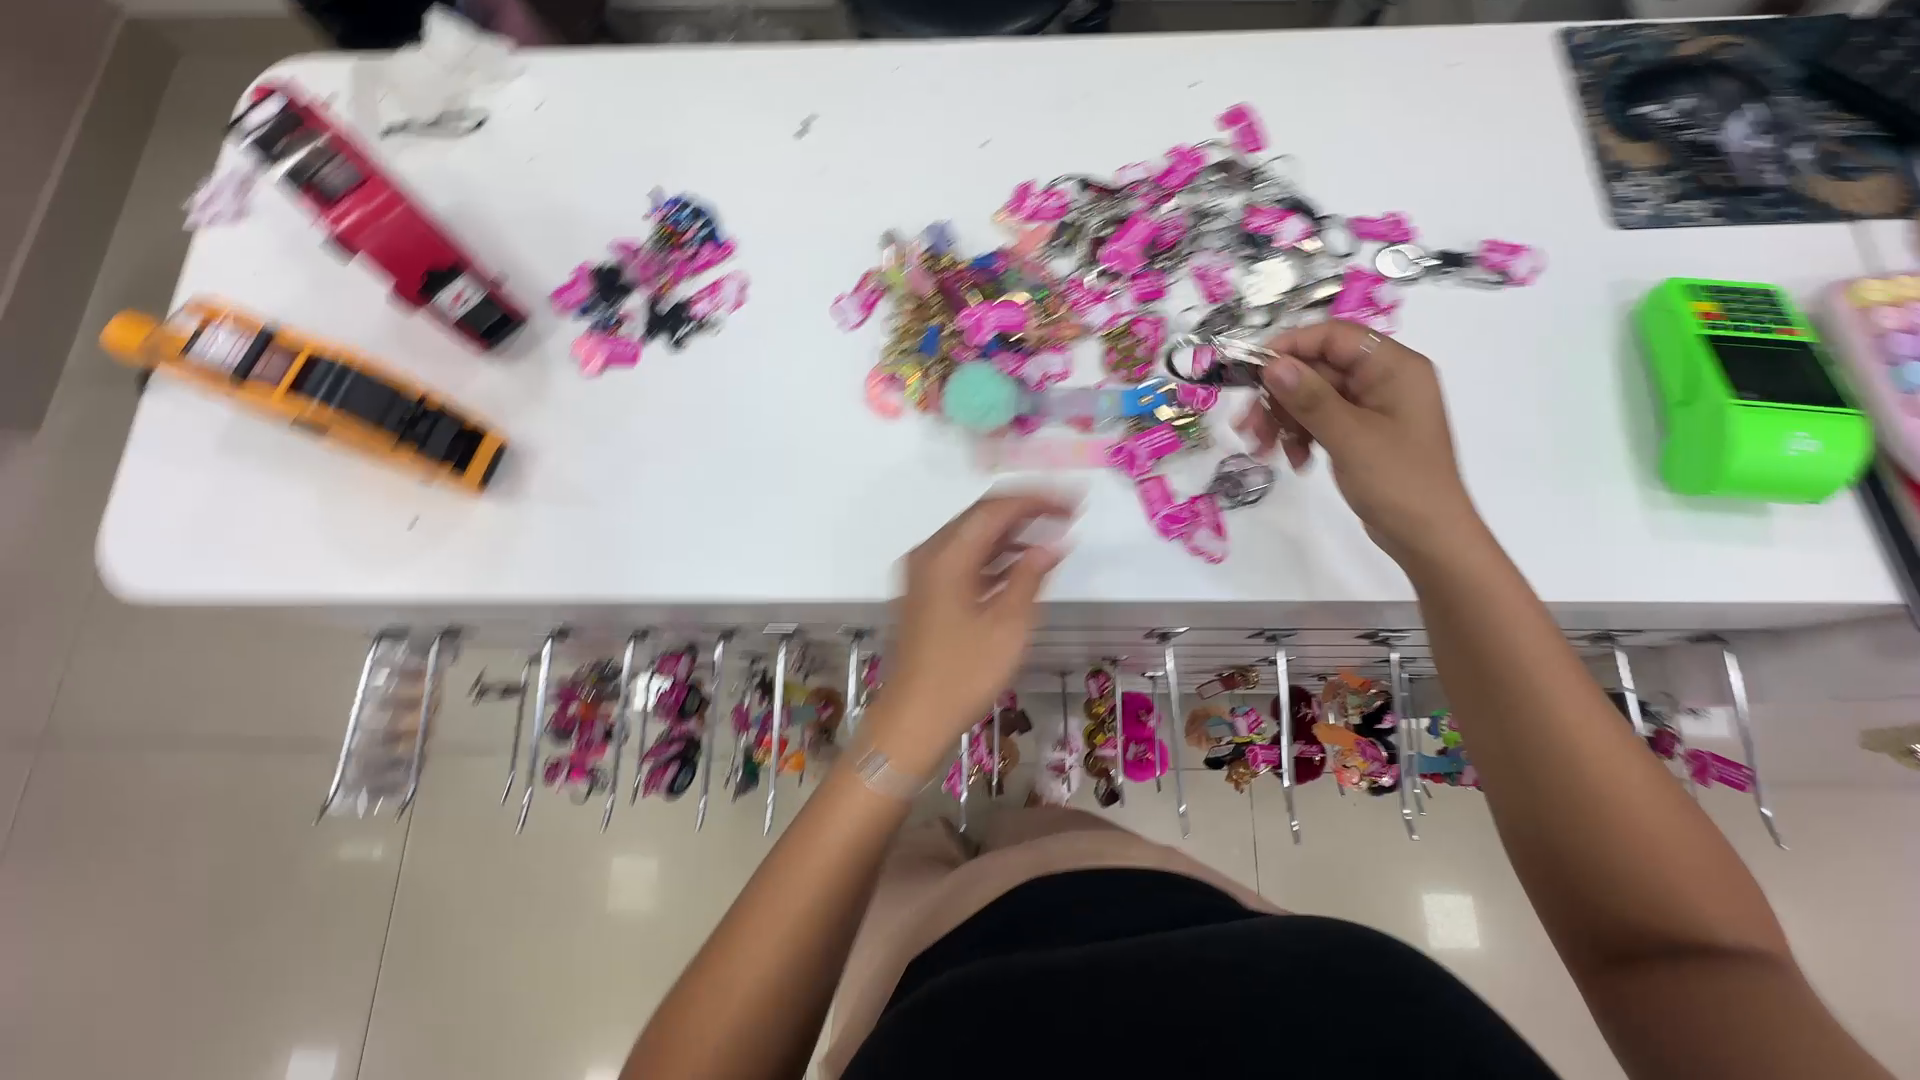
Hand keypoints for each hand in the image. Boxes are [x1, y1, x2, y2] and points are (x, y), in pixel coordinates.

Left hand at [863, 491, 1077, 775]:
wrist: (913, 718)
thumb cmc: (964, 674)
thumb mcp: (1008, 625)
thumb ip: (1031, 576)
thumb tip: (1052, 544)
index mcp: (946, 555)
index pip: (996, 508)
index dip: (1038, 499)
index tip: (1074, 503)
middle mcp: (928, 554)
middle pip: (980, 516)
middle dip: (1025, 511)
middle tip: (1068, 516)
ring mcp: (922, 574)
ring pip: (971, 537)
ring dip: (1011, 534)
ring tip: (1053, 539)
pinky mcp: (924, 593)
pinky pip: (961, 560)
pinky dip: (992, 557)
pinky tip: (1022, 567)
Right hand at [1232, 320, 1483, 565]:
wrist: (1428, 537)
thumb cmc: (1399, 482)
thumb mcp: (1350, 437)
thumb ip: (1310, 398)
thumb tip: (1273, 365)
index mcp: (1394, 367)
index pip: (1334, 337)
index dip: (1290, 347)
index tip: (1251, 371)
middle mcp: (1385, 379)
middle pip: (1318, 369)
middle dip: (1279, 396)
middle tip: (1247, 426)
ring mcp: (1373, 407)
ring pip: (1313, 397)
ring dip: (1284, 420)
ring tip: (1262, 450)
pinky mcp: (1362, 432)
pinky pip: (1321, 420)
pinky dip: (1301, 436)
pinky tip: (1294, 461)